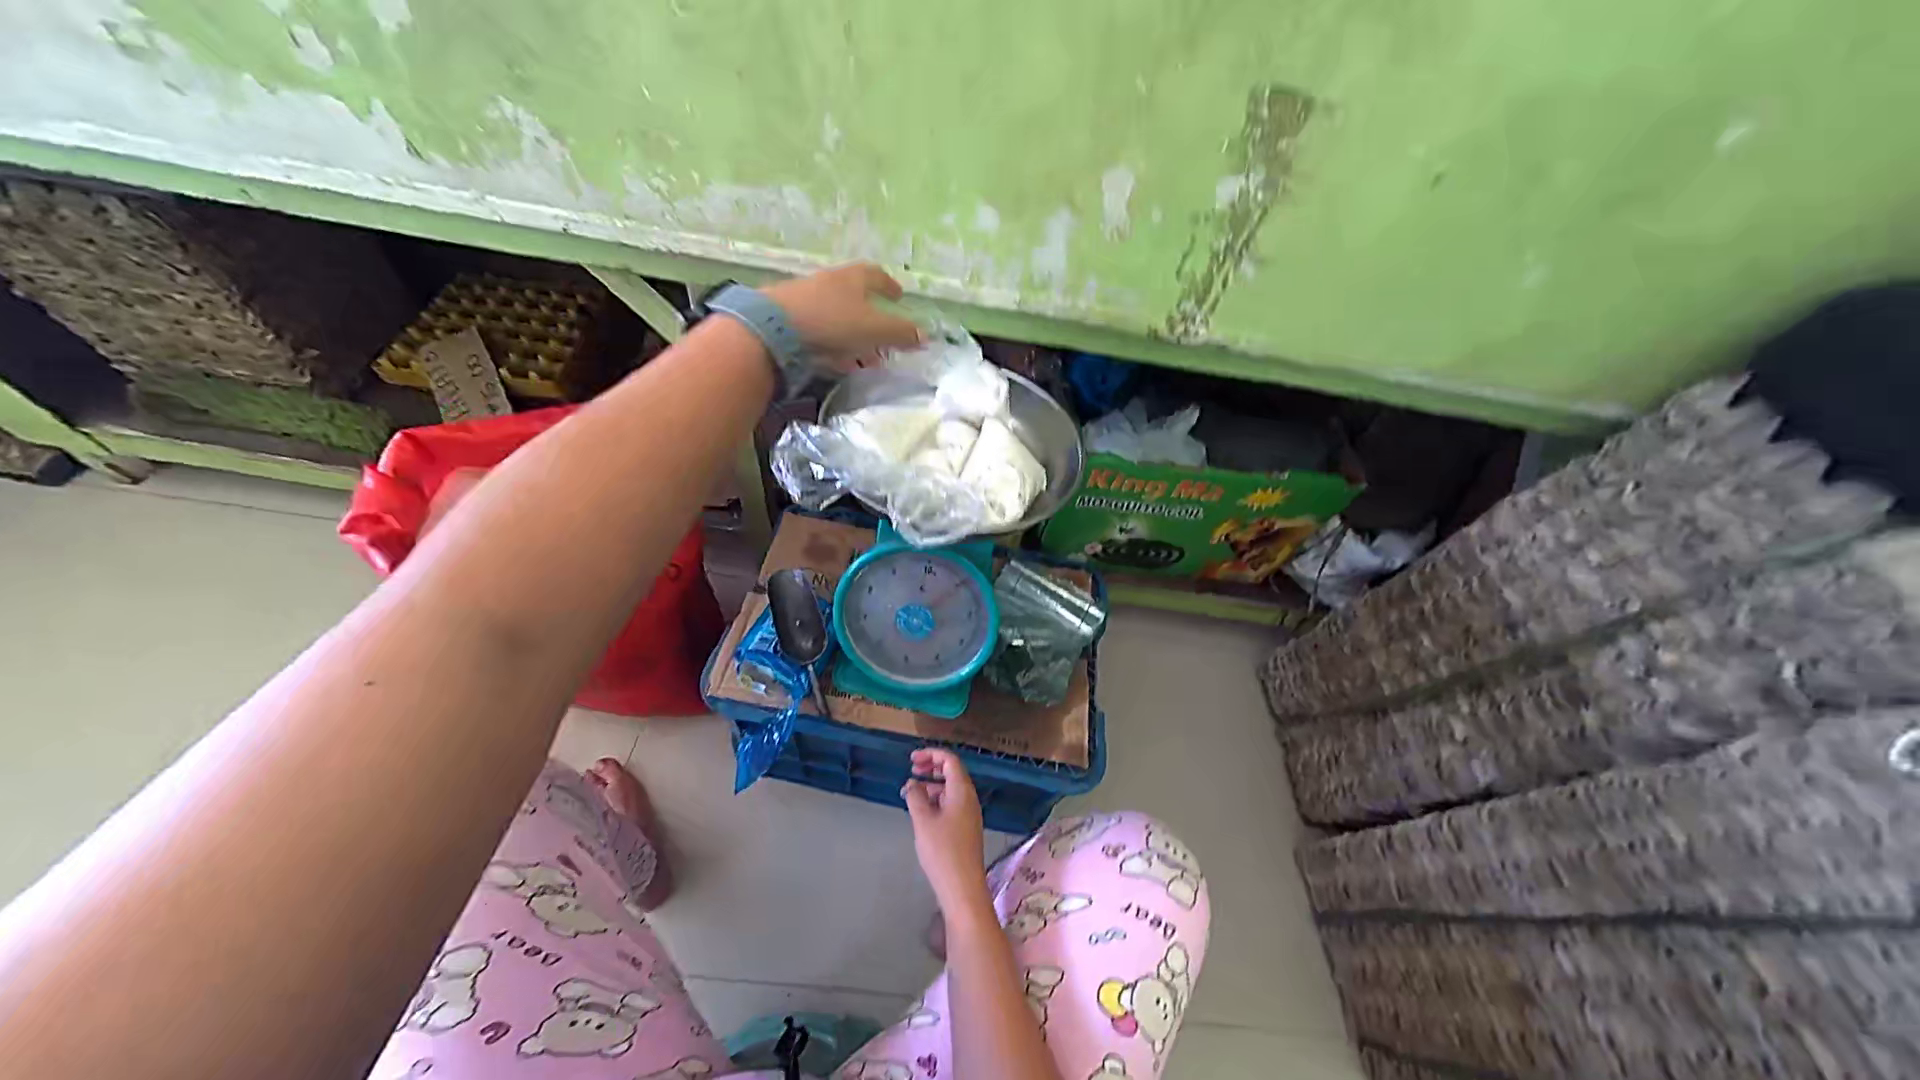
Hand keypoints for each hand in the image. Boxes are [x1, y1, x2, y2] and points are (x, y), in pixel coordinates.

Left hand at [761, 263, 922, 363]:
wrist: (773, 329)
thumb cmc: (832, 322)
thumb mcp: (874, 329)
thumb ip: (901, 333)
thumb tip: (925, 336)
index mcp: (852, 278)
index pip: (876, 276)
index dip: (889, 286)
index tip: (898, 296)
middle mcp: (829, 283)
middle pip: (855, 296)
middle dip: (872, 315)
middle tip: (884, 334)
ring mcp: (806, 300)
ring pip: (837, 315)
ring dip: (852, 333)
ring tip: (864, 355)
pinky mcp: (789, 320)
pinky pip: (820, 331)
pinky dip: (833, 343)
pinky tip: (836, 359)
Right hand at [902, 748, 989, 915]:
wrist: (962, 887)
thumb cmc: (942, 850)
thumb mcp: (923, 820)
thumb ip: (916, 796)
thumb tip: (912, 784)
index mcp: (962, 790)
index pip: (950, 760)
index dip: (931, 754)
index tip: (912, 759)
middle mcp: (969, 798)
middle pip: (952, 772)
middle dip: (931, 767)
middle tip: (911, 770)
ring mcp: (969, 814)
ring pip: (950, 789)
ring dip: (931, 785)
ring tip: (910, 793)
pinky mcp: (965, 829)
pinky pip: (951, 804)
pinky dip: (936, 800)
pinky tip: (921, 811)